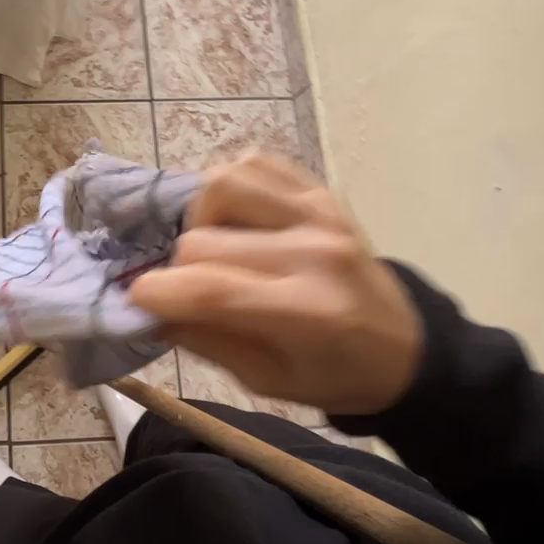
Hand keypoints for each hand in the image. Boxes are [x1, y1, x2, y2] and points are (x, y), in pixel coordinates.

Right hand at [128, 153, 422, 415]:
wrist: (405, 348)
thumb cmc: (332, 374)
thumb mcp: (265, 380)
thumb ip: (202, 338)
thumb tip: (145, 307)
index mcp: (305, 312)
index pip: (209, 288)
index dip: (157, 292)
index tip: (138, 300)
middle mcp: (313, 251)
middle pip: (202, 239)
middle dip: (180, 268)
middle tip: (190, 288)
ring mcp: (319, 211)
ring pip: (221, 183)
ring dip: (202, 218)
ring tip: (217, 245)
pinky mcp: (320, 190)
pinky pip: (252, 163)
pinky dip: (230, 186)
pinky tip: (237, 218)